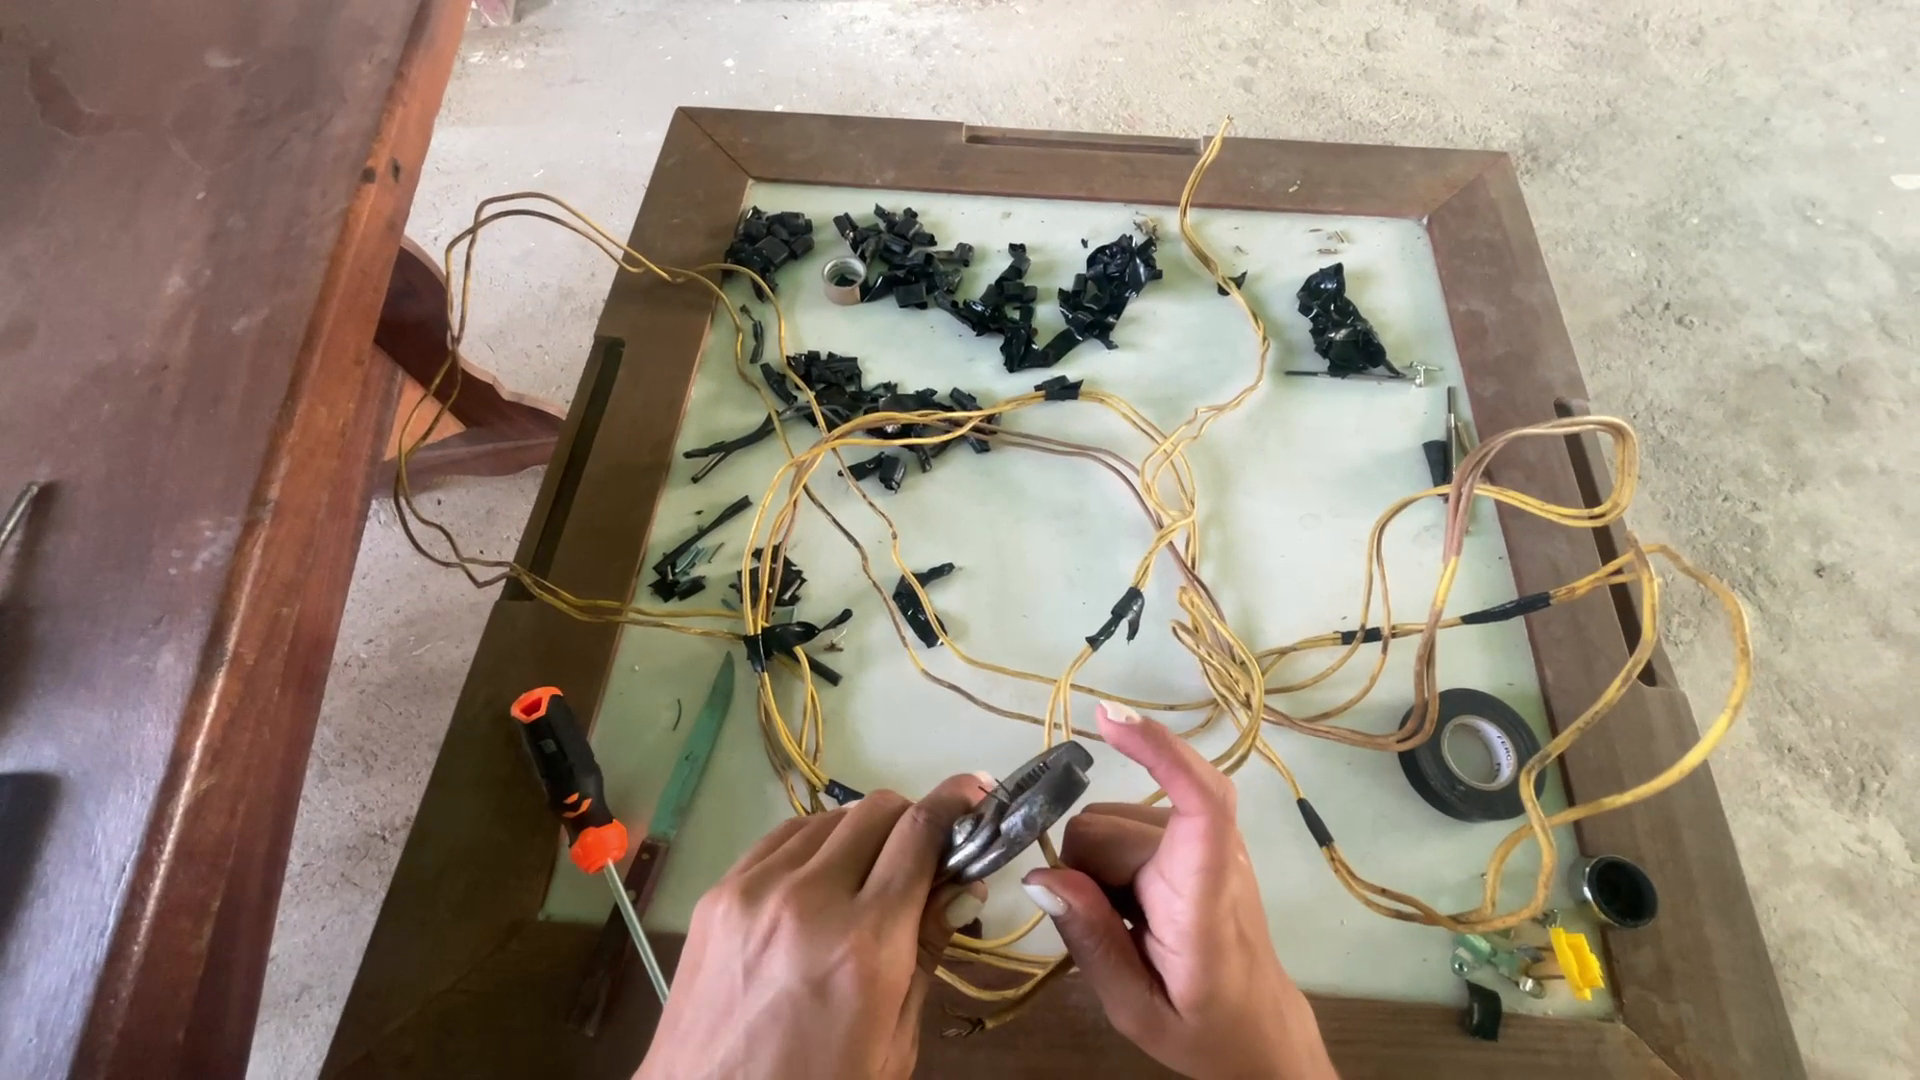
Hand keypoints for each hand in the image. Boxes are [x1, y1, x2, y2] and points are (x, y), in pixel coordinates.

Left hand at [638, 775, 990, 1079]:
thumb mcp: (893, 1042)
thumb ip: (928, 951)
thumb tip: (964, 884)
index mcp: (865, 943)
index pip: (920, 834)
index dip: (955, 800)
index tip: (976, 789)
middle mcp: (810, 899)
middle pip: (878, 810)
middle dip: (911, 819)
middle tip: (921, 854)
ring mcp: (755, 889)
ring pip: (830, 817)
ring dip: (862, 833)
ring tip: (866, 874)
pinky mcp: (718, 893)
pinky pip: (781, 838)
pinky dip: (814, 844)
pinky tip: (818, 878)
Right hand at [1022, 703, 1337, 1079]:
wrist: (1257, 1030)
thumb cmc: (1204, 1029)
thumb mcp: (1136, 1009)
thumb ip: (1092, 941)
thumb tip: (1041, 876)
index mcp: (1205, 899)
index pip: (1201, 804)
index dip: (1159, 750)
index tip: (1108, 718)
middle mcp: (1210, 853)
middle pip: (1107, 824)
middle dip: (1084, 871)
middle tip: (1107, 930)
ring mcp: (1201, 839)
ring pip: (1104, 819)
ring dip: (1094, 866)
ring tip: (1124, 919)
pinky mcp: (1187, 834)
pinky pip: (1117, 820)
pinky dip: (1105, 856)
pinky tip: (1127, 897)